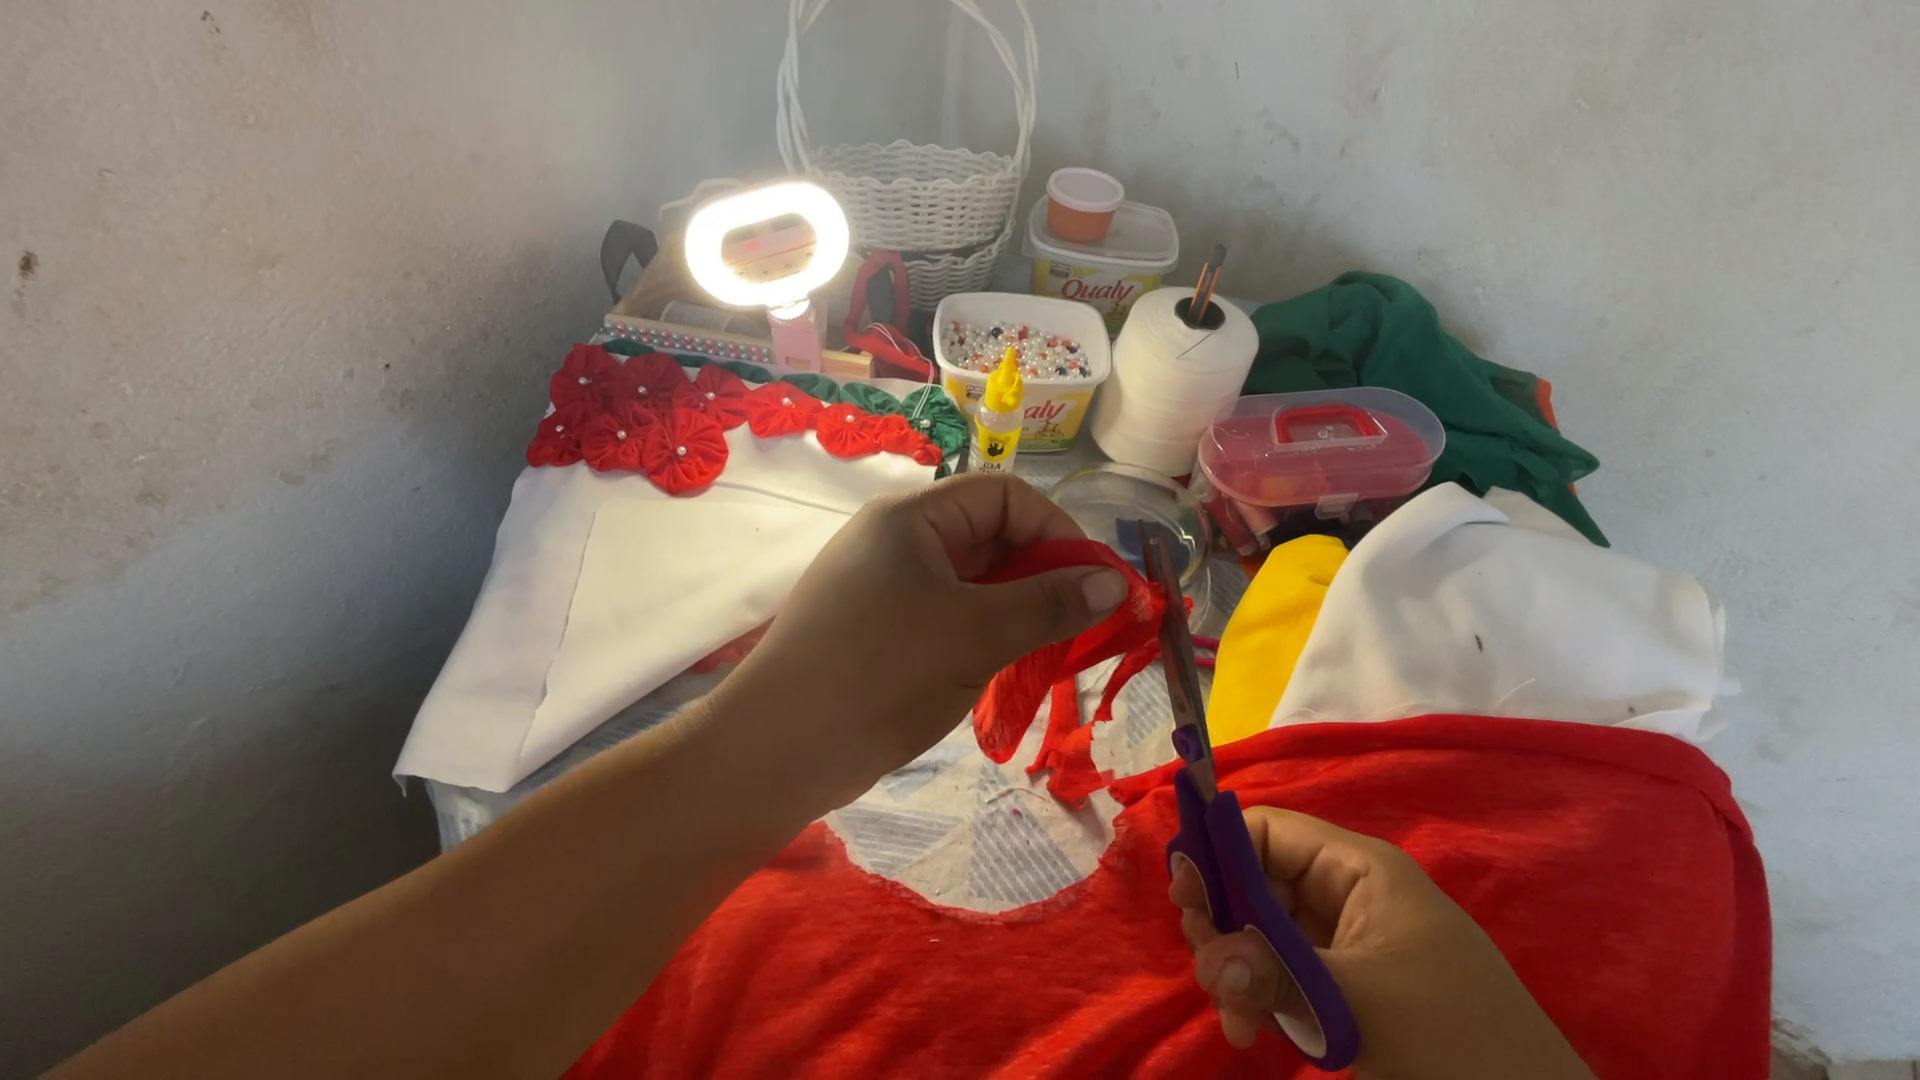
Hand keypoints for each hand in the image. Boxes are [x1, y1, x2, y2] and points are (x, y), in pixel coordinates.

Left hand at [715, 474, 1129, 807]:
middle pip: (989, 537)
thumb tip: (1116, 582)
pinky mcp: (880, 630)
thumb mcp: (975, 634)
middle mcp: (895, 541)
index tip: (1095, 582)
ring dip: (1017, 610)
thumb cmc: (880, 675)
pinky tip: (1007, 667)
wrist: (777, 752)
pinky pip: (948, 616)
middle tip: (1083, 624)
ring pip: (972, 583)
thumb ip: (1049, 604)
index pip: (1004, 497)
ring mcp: (885, 587)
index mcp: (911, 519)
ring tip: (1052, 650)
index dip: (1057, 530)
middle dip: (1042, 575)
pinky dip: (985, 634)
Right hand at [1174, 808, 1594, 1079]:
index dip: (1217, 851)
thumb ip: (1273, 971)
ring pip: (1260, 933)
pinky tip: (1252, 1032)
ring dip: (1236, 971)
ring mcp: (1342, 942)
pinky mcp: (1342, 986)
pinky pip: (1279, 973)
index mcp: (1357, 868)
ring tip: (1239, 1022)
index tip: (1182, 896)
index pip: (1266, 831)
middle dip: (1224, 926)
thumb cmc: (1454, 1043)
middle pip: (1254, 882)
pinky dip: (1257, 997)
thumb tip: (1207, 957)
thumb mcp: (1359, 1003)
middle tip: (1211, 973)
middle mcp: (1345, 893)